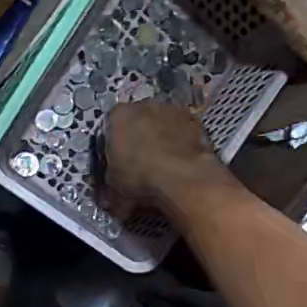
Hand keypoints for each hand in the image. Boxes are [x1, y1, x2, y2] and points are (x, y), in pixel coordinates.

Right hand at [104, 102, 228, 206]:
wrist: (183, 177)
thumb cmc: (140, 179)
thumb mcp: (115, 192)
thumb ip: (111, 190)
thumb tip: (113, 202)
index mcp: (117, 117)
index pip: (110, 131)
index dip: (114, 150)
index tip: (118, 167)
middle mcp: (143, 105)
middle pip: (138, 123)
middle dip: (138, 141)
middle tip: (141, 167)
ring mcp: (172, 110)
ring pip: (162, 126)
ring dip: (162, 140)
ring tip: (165, 168)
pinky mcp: (196, 120)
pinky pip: (183, 133)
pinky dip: (181, 145)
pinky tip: (181, 165)